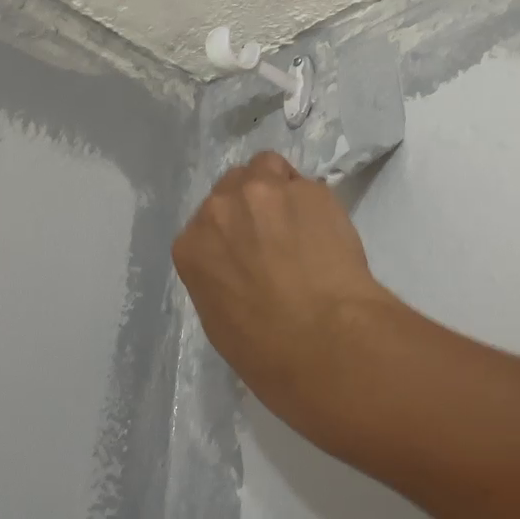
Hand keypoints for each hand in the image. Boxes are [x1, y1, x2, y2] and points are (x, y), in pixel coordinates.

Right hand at [172, 152, 399, 429]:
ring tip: (299, 220)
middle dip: (249, 205)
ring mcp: (267, 191)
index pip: (205, 224)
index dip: (229, 235)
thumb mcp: (220, 319)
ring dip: (278, 186)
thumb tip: (241, 266)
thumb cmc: (266, 351)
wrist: (325, 337)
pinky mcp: (310, 188)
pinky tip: (327, 233)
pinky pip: (308, 187)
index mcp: (192, 245)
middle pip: (232, 185)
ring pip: (267, 168)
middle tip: (273, 235)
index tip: (247, 253)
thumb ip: (220, 276)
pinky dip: (314, 204)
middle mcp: (223, 207)